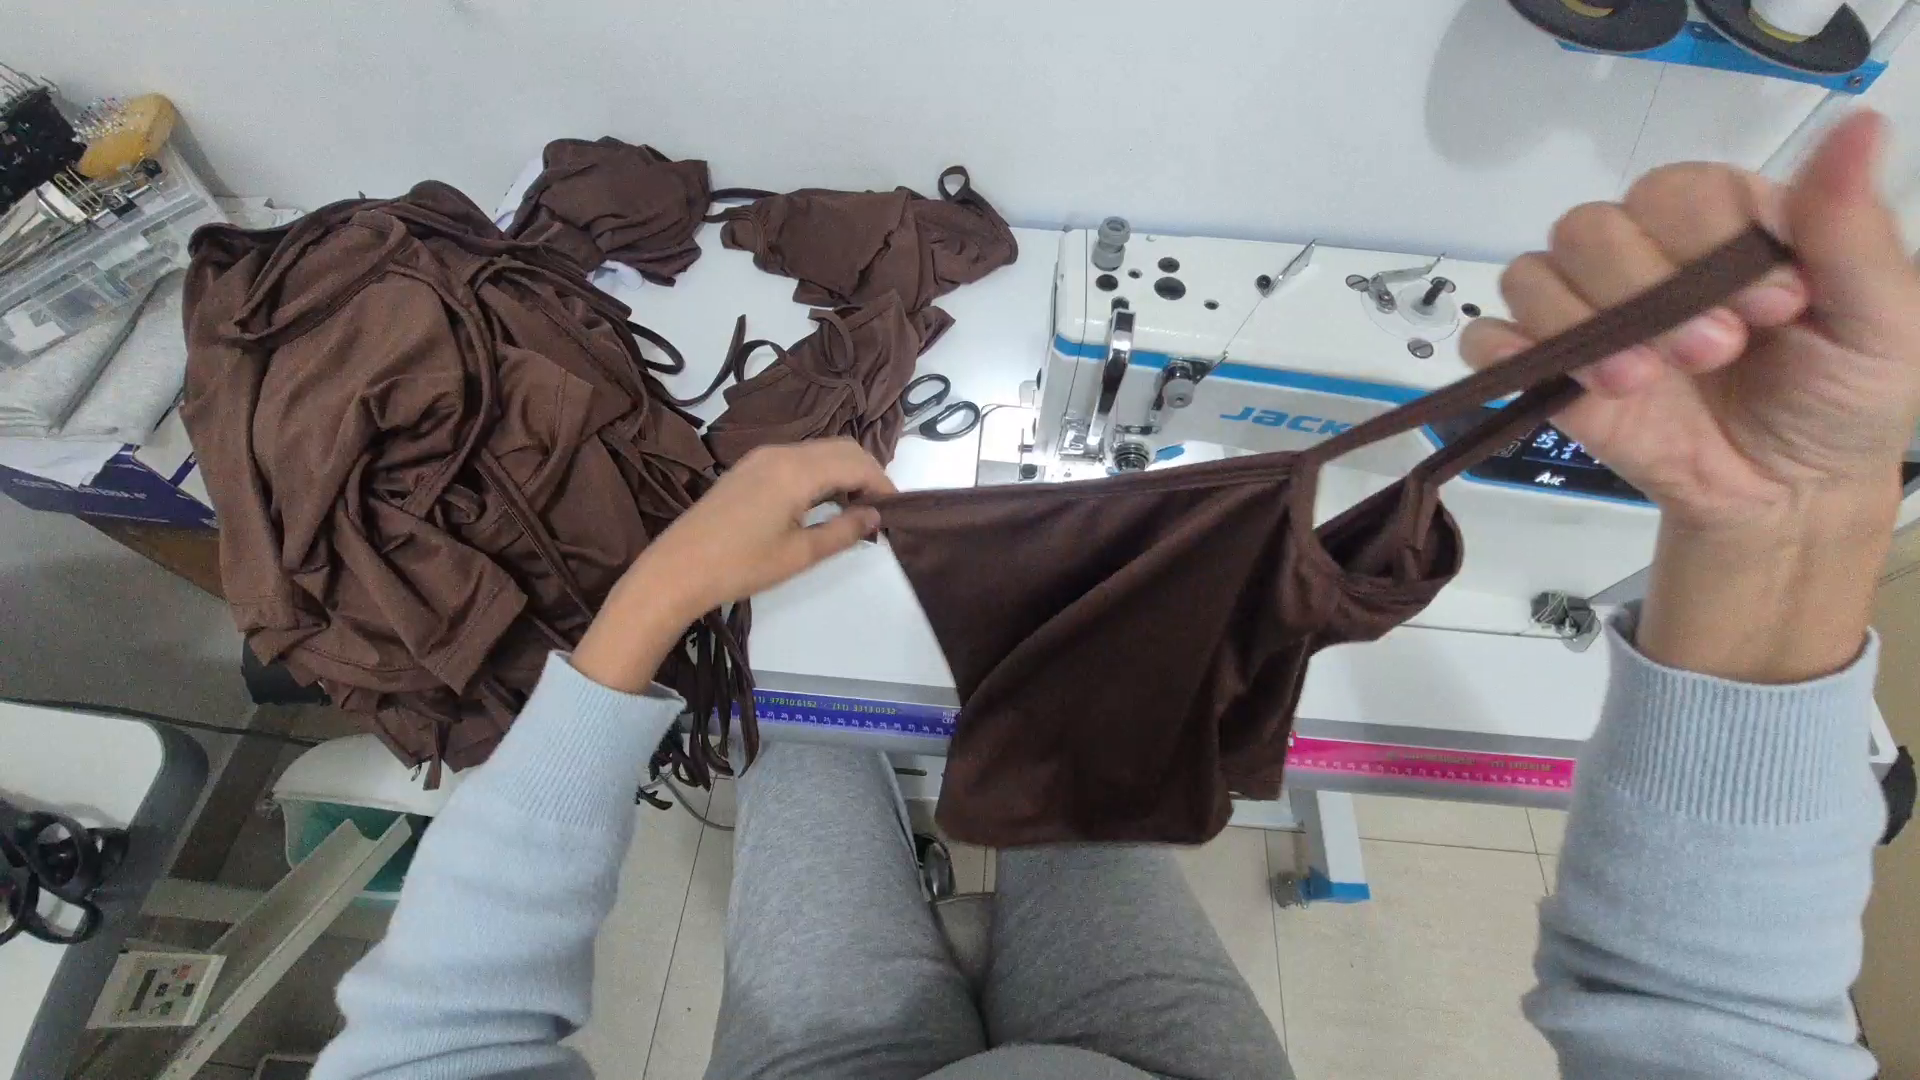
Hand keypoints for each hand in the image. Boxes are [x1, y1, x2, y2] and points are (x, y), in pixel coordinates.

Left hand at [572, 440, 893, 691]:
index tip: (896, 511)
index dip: (882, 484)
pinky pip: (799, 458)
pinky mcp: (749, 467)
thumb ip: (844, 530)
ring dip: (845, 472)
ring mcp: (762, 456)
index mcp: (797, 471)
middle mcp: (781, 452)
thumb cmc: (741, 566)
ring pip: (820, 450)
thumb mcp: (801, 554)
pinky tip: (823, 502)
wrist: (677, 570)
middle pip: (841, 448)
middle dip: (868, 473)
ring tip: (856, 510)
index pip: (857, 464)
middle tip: (880, 510)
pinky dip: (821, 472)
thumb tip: (876, 516)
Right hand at [1460, 111, 1919, 681]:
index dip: (1713, 230)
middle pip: (1587, 224)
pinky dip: (1508, 348)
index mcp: (1726, 236)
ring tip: (1652, 375)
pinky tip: (1568, 378)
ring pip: (1529, 274)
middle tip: (1717, 345)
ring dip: (1585, 319)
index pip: (1679, 185)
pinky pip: (1484, 336)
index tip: (1778, 298)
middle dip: (1647, 280)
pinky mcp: (1537, 377)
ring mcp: (1580, 322)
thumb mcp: (1893, 321)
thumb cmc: (1852, 408)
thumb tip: (1855, 125)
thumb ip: (1864, 232)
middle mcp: (1642, 268)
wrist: (1781, 497)